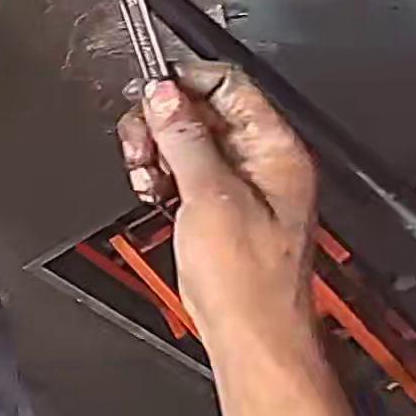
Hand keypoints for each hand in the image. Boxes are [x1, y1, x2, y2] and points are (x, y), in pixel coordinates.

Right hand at [117, 63, 318, 341]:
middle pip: (197, 109)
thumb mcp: (210, 198)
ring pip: (180, 136)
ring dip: (152, 149)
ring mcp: (232, 179)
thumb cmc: (249, 281)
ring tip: (146, 173)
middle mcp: (255, 159)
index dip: (184, 82)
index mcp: (273, 150)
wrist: (246, 333)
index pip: (228, 84)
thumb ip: (184, 139)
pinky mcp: (210, 198)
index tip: (148, 92)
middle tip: (142, 144)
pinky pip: (175, 164)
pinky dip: (155, 171)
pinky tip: (152, 188)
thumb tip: (162, 94)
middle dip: (160, 122)